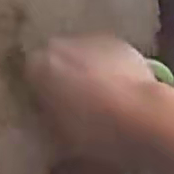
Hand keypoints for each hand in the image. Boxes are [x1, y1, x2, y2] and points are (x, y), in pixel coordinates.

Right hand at [26, 35, 166, 166]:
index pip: (30, 71)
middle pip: (55, 57)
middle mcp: (59, 44)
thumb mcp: (63, 135)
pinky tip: (121, 89)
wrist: (143, 114)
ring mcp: (89, 37)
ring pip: (80, 52)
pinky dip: (107, 65)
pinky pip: (104, 53)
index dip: (40, 89)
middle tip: (75, 102)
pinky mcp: (116, 40)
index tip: (49, 107)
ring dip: (85, 68)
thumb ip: (50, 117)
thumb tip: (49, 112)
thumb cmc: (97, 131)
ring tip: (102, 97)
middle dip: (62, 74)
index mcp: (40, 65)